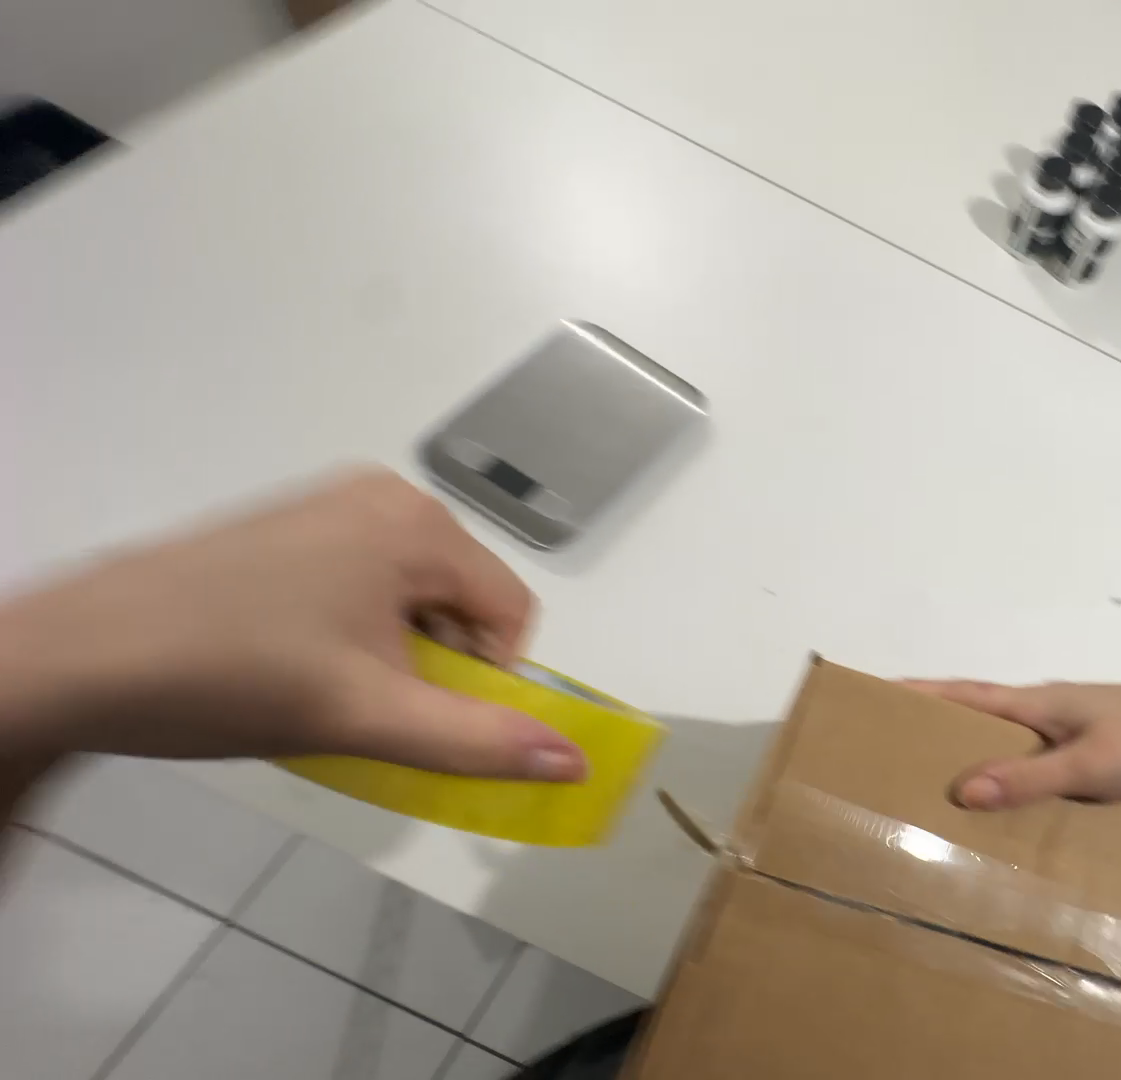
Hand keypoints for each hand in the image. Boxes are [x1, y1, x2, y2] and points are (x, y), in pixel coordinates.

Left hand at [0, 468, 584, 781]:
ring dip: (398, 647)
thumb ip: (479, 740)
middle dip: (436, 660)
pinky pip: (373, 576)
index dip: (484, 674)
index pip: (511, 611)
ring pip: (421, 592)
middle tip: (364, 699)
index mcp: (421, 526)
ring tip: (325, 679)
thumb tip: (577, 764)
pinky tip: (300, 651)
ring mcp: (338, 502)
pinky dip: (361, 623)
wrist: (46, 664)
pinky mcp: (296, 520)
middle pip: (466, 598)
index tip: (414, 708)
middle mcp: (391, 498)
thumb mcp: (366, 716)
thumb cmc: (226, 677)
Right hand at [903, 680, 1120, 809]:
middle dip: (943, 718)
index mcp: (1042, 701)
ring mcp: (1079, 718)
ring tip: (950, 766)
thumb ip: (1027, 778)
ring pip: (1015, 726)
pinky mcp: (1100, 736)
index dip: (926, 692)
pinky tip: (1017, 782)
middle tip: (904, 739)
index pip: (970, 693)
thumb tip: (960, 787)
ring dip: (980, 738)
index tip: (884, 688)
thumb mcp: (1088, 765)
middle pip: (986, 707)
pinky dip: (1015, 755)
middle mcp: (1054, 703)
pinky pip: (1041, 743)